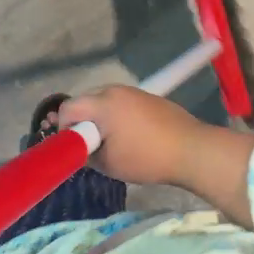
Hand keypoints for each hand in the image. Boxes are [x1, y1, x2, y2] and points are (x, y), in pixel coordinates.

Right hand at [57, 87, 253, 225]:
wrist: (191, 150)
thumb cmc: (146, 158)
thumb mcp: (108, 163)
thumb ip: (85, 152)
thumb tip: (79, 147)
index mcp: (102, 103)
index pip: (68, 108)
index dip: (62, 128)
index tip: (72, 147)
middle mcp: (116, 90)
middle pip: (85, 101)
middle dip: (81, 122)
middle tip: (88, 146)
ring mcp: (135, 92)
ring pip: (105, 101)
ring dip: (100, 118)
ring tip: (109, 142)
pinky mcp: (150, 98)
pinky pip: (123, 104)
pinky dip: (117, 116)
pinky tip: (130, 136)